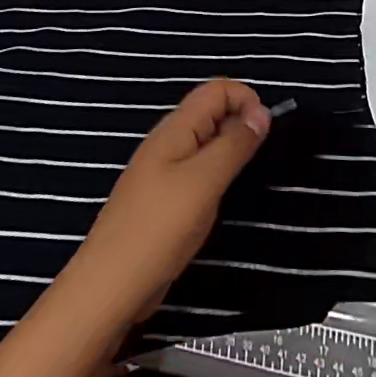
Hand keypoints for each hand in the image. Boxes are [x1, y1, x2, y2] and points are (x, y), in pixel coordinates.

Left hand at [66, 79, 271, 319]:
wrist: (109, 287)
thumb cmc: (159, 228)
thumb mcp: (204, 181)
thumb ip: (234, 144)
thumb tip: (262, 111)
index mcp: (174, 128)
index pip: (216, 89)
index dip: (245, 99)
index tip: (266, 131)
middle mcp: (168, 140)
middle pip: (211, 110)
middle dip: (241, 122)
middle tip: (259, 157)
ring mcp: (164, 169)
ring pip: (206, 140)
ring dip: (230, 148)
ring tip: (244, 177)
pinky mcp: (164, 196)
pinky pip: (198, 168)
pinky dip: (217, 172)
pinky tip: (222, 196)